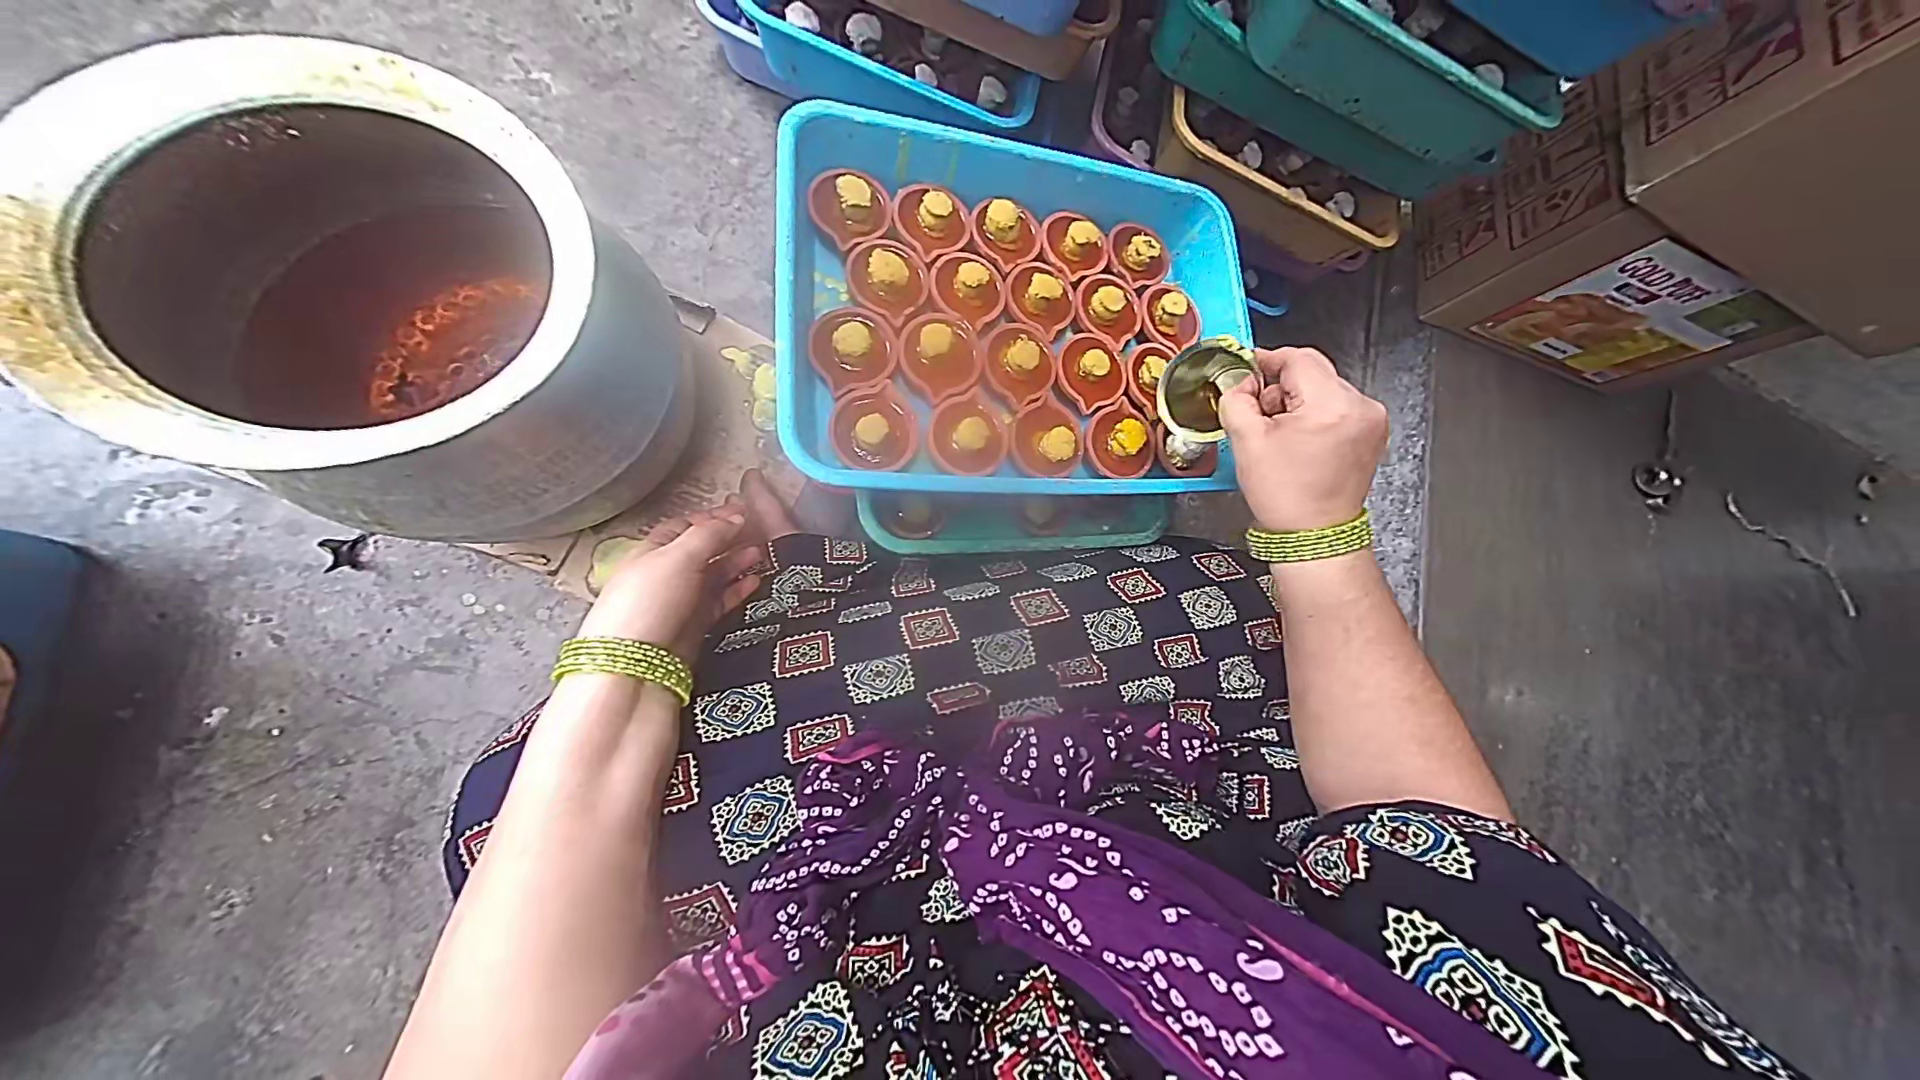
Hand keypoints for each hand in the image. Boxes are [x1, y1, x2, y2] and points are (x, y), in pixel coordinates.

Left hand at [576, 502, 764, 660]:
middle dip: (729, 539)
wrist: (637, 665)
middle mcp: (666, 574)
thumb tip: (736, 516)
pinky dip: (738, 590)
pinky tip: (754, 582)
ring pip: (715, 575)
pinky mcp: (696, 624)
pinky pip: (721, 601)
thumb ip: (709, 534)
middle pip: (702, 550)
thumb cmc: (649, 603)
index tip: (742, 511)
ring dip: (737, 562)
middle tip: (758, 532)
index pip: (685, 526)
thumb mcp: (678, 558)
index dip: (713, 517)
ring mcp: (682, 600)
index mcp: (653, 551)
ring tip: (761, 554)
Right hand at [1218, 347, 1387, 531]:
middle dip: (1279, 389)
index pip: (1297, 358)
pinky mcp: (1371, 432)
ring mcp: (1370, 420)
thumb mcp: (1247, 441)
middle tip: (1259, 416)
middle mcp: (1360, 407)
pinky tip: (1299, 442)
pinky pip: (1336, 407)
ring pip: (1323, 389)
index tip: (1247, 371)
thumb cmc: (1286, 495)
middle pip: (1312, 372)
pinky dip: (1314, 416)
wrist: (1313, 533)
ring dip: (1296, 403)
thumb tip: (1239, 381)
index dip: (1266, 362)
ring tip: (1281, 436)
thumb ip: (1237, 400)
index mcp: (1332, 405)